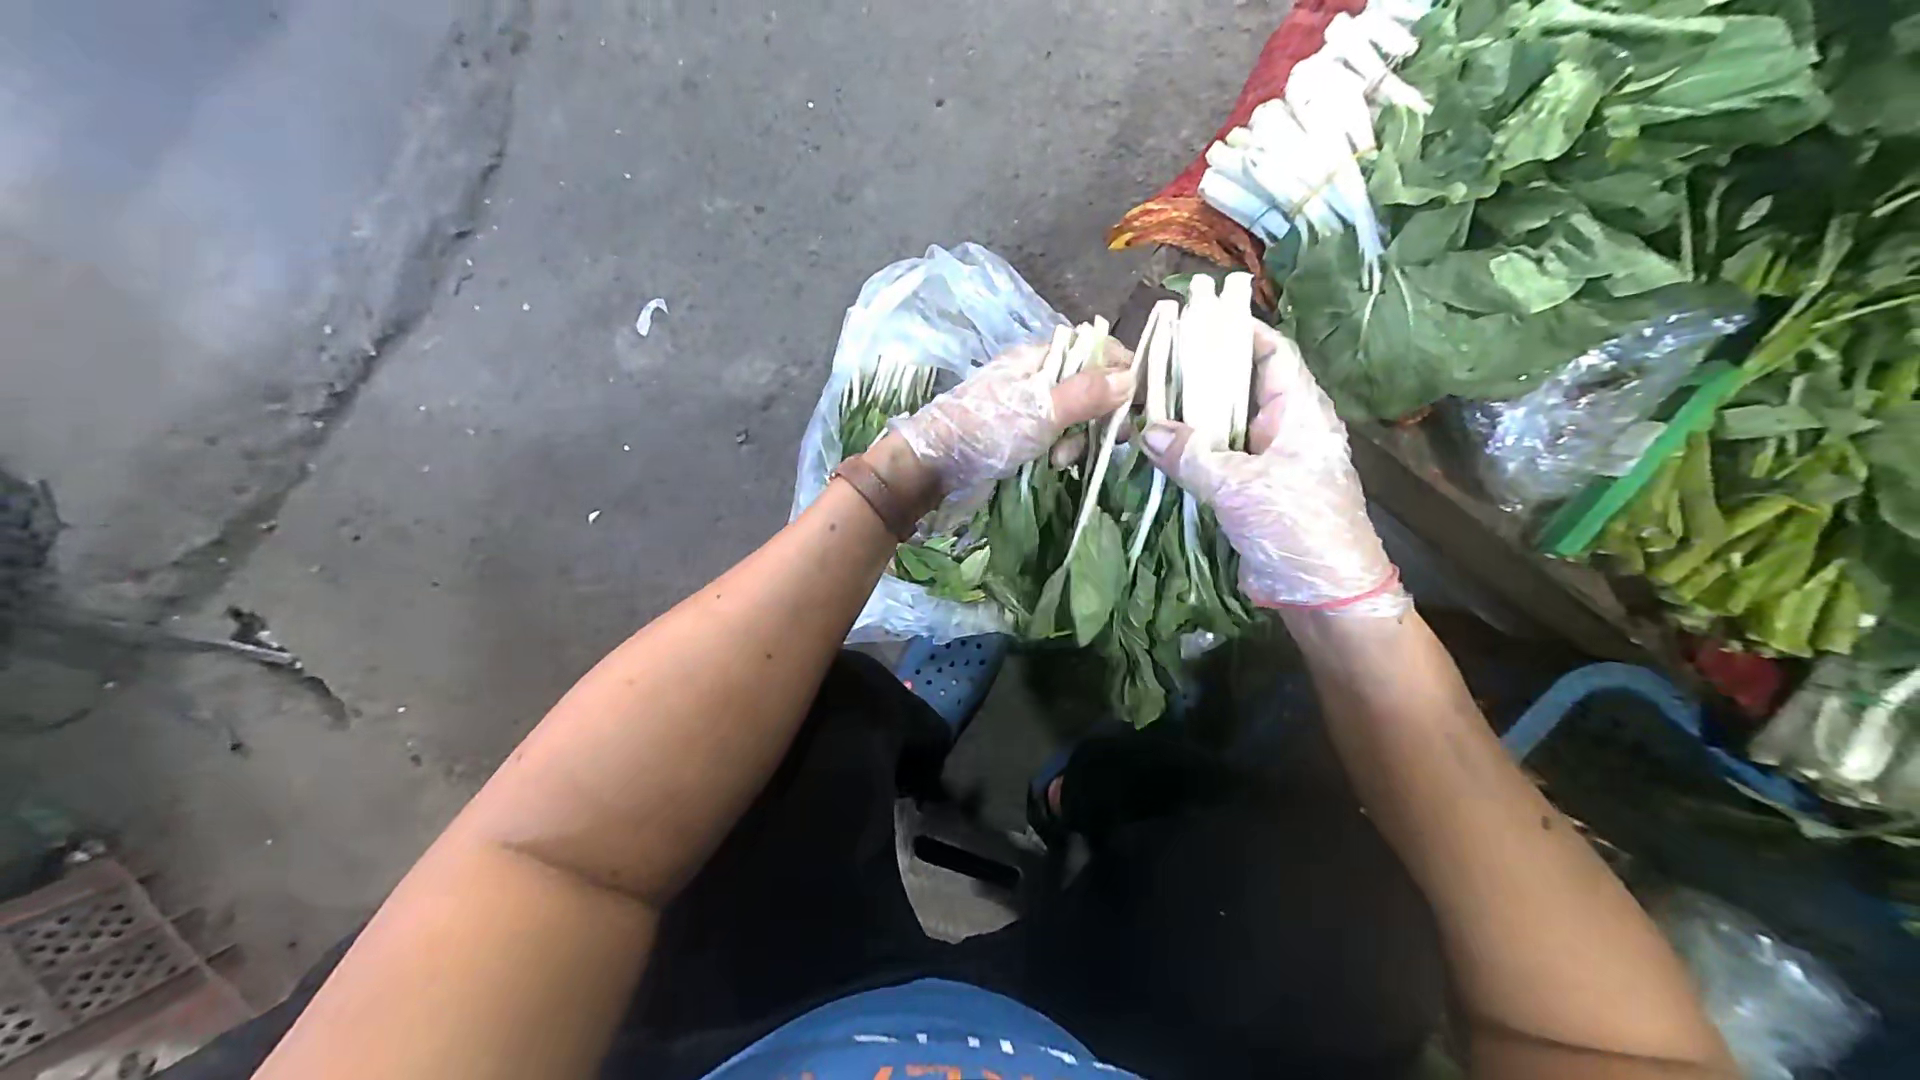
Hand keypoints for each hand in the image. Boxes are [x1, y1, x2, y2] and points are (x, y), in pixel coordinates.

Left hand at [892, 339, 1136, 492]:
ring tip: (1062, 460)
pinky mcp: (1023, 432)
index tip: (1136, 406)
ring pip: (1077, 415)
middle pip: (1091, 385)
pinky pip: (1057, 435)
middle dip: (1100, 415)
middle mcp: (1038, 375)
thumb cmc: (987, 431)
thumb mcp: (1041, 411)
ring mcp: (1030, 405)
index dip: (1122, 374)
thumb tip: (1133, 377)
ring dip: (1079, 438)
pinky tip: (1053, 464)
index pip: (1097, 350)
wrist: (934, 465)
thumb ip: (1087, 394)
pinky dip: (1062, 448)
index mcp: (1041, 357)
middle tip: (1103, 442)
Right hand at [1137, 323, 1408, 616]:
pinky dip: (1189, 452)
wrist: (1322, 594)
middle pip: (1241, 387)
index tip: (1198, 319)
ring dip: (1190, 416)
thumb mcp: (1242, 488)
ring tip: (1146, 398)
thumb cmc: (1297, 527)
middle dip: (1201, 372)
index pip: (1273, 354)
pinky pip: (1215, 460)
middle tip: (1156, 360)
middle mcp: (1284, 430)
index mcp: (1299, 414)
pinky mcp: (1248, 491)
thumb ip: (1192, 456)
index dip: (1239, 332)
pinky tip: (1156, 448)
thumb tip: (1146, 429)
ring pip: (1224, 425)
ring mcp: (1266, 462)